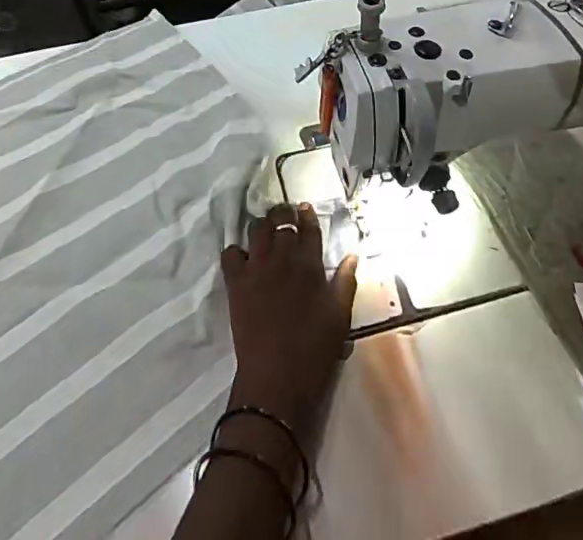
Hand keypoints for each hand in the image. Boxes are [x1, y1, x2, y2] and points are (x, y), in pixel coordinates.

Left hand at [220, 203, 358, 431]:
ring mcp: (256, 267)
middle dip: (282, 215)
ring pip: (256, 230)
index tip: (303, 207)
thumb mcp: (340, 317)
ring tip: (264, 232)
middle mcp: (282, 259)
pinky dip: (236, 252)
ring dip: (261, 227)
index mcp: (310, 267)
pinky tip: (243, 260)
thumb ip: (346, 283)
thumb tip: (352, 257)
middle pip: (280, 222)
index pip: (308, 230)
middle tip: (283, 216)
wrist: (277, 375)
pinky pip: (230, 253)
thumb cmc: (315, 350)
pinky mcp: (235, 281)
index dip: (306, 215)